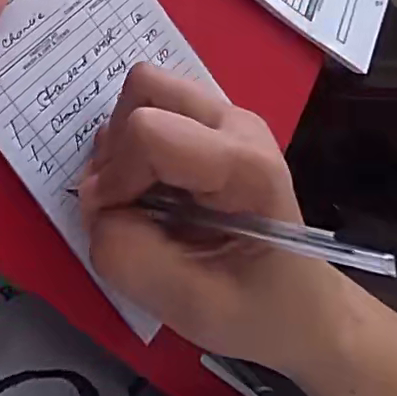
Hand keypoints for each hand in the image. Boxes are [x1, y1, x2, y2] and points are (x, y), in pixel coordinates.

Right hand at [79, 65, 350, 373]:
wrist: (303, 305)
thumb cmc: (260, 309)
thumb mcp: (193, 309)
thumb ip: (130, 257)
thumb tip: (93, 204)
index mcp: (245, 165)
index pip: (150, 131)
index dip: (114, 175)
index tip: (111, 219)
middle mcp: (235, 122)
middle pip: (145, 86)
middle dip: (117, 144)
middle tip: (124, 200)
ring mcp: (226, 116)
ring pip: (146, 89)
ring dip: (124, 140)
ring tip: (138, 195)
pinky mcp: (212, 121)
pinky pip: (154, 106)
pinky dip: (135, 142)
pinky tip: (152, 187)